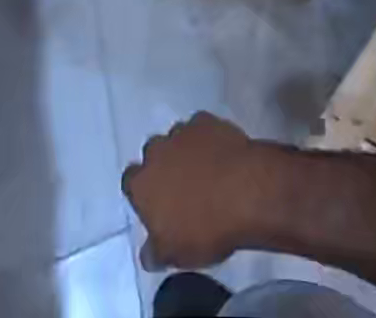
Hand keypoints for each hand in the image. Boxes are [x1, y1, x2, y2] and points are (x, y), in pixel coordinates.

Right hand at [121, 112, 278, 270]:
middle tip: (184, 188)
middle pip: (153, 156)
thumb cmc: (206, 228)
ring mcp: (180, 133)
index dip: (144, 193)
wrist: (245, 193)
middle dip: (164, 167)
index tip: (158, 205)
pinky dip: (209, 139)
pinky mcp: (205, 121)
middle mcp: (155, 152)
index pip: (130, 183)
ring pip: (177, 139)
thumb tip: (147, 254)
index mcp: (141, 184)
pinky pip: (202, 128)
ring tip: (208, 171)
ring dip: (186, 152)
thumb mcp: (176, 254)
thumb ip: (156, 251)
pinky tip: (222, 154)